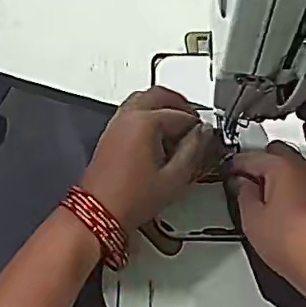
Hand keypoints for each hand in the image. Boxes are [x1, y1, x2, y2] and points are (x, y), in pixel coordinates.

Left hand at [80, 87, 210, 228]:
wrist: (100, 211)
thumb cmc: (129, 198)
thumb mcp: (174, 177)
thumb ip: (193, 150)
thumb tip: (202, 135)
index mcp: (145, 123)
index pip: (181, 114)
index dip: (198, 125)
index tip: (205, 136)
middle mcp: (128, 118)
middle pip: (158, 95)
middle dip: (179, 104)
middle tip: (193, 119)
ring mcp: (116, 125)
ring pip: (142, 100)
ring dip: (162, 106)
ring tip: (177, 125)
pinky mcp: (110, 135)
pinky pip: (131, 113)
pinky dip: (147, 115)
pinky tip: (157, 135)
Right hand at [227, 142, 305, 302]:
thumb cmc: (294, 242)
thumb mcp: (251, 218)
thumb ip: (242, 194)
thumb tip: (241, 186)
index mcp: (282, 165)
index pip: (250, 156)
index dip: (234, 164)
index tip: (227, 172)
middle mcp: (303, 168)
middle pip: (274, 153)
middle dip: (257, 164)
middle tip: (242, 180)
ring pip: (289, 167)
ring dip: (274, 176)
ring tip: (258, 198)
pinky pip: (300, 183)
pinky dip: (287, 188)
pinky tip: (277, 208)